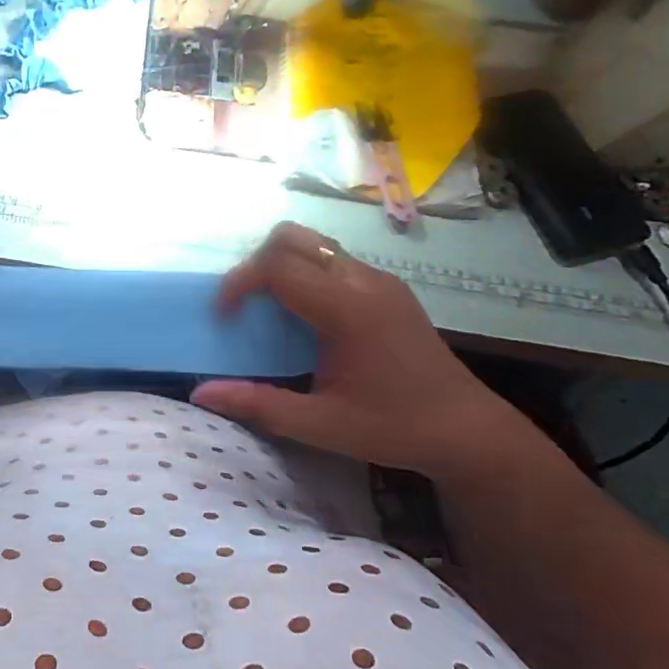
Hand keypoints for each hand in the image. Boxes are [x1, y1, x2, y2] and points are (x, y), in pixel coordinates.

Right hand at [189, 223, 532, 479]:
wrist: (467, 430)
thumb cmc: (394, 427)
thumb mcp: (321, 424)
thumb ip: (259, 405)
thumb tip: (200, 394)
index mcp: (347, 309)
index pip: (277, 266)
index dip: (239, 283)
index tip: (224, 317)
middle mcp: (364, 281)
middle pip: (293, 238)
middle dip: (256, 263)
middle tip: (244, 306)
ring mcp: (380, 281)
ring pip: (315, 244)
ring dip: (282, 265)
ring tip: (269, 309)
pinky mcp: (388, 289)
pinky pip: (334, 261)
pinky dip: (305, 274)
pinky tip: (305, 318)